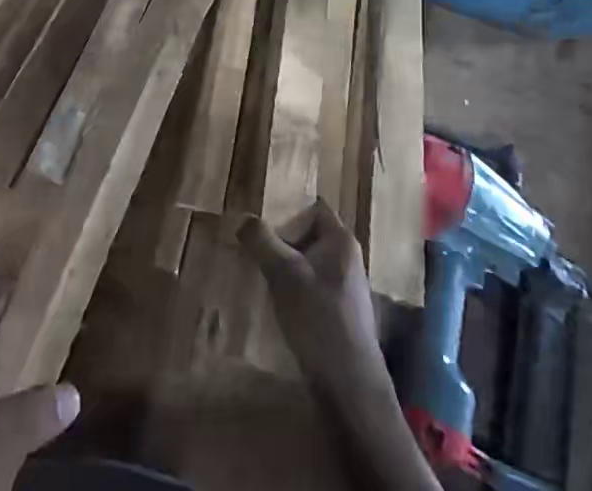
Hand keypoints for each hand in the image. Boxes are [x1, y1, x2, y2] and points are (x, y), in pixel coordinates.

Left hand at [0, 282, 80, 490]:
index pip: (2, 292)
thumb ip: (31, 415)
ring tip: (63, 347)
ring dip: (23, 352)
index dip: (34, 283)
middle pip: (0, 321)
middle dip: (33, 318)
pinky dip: (10, 379)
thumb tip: (73, 391)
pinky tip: (30, 392)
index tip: (68, 278)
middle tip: (74, 314)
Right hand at [239, 200, 443, 490]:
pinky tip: (273, 301)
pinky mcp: (337, 310)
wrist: (348, 383)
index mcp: (341, 241)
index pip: (314, 207)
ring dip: (282, 264)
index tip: (259, 219)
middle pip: (307, 234)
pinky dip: (291, 286)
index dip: (288, 209)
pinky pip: (309, 284)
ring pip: (306, 261)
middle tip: (250, 246)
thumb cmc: (319, 319)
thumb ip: (262, 241)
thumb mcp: (284, 275)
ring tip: (257, 272)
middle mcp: (346, 257)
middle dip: (279, 239)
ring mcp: (343, 285)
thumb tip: (243, 217)